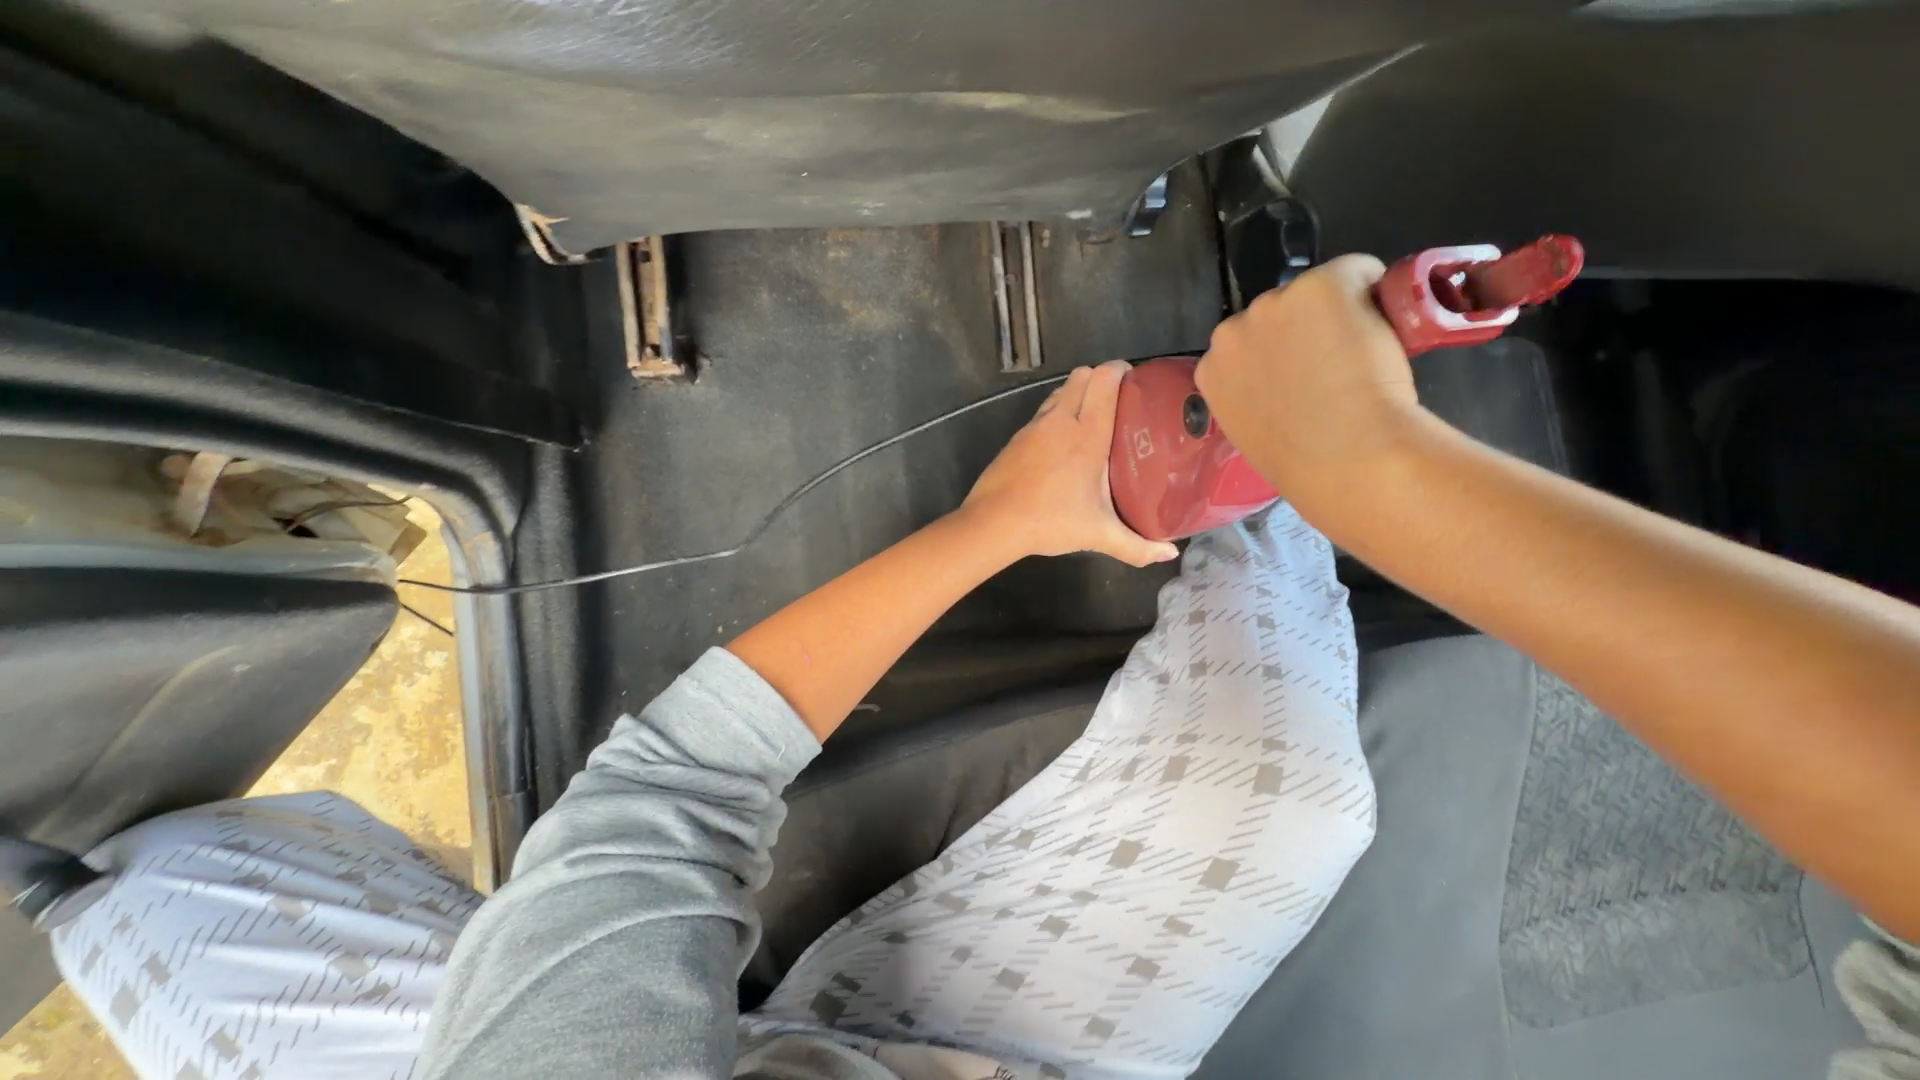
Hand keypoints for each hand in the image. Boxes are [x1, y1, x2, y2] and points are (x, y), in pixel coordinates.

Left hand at [961, 361, 1180, 566]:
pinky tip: (1066, 439)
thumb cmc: (1050, 522)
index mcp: (1088, 433)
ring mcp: (1036, 425)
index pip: (1104, 379)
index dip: (1121, 370)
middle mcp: (1062, 420)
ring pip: (1062, 389)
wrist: (994, 523)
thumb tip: (1169, 555)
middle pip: (1084, 374)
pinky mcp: (1018, 436)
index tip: (1137, 381)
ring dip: (1079, 392)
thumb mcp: (1099, 535)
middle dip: (1102, 377)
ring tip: (1096, 417)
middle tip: (1121, 400)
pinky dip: (1059, 411)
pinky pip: (1044, 409)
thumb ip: (1136, 546)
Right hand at [1194, 255, 1421, 508]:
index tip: (1304, 381)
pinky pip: (1358, 272)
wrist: (1345, 456)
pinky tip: (1384, 333)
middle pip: (1277, 314)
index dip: (1281, 359)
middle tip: (1334, 371)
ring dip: (1337, 315)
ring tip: (1361, 358)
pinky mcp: (1321, 285)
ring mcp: (1275, 304)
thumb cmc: (1302, 465)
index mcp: (1212, 370)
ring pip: (1315, 294)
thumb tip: (1286, 389)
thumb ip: (1256, 400)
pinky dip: (1377, 294)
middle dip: (1303, 333)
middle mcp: (1234, 330)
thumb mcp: (1253, 434)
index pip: (1246, 346)